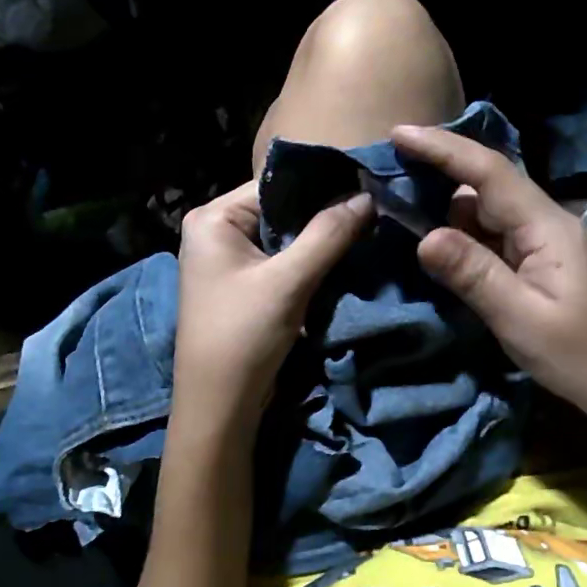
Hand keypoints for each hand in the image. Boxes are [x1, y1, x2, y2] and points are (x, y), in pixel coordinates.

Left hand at [174, 182, 372, 415]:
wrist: (220, 403)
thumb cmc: (244, 334)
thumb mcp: (289, 281)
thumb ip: (329, 235)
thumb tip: (368, 196)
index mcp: (213, 217)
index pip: (276, 183)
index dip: (322, 184)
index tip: (367, 186)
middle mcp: (216, 231)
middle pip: (282, 210)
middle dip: (324, 216)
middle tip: (373, 213)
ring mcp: (229, 261)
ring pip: (286, 239)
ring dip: (320, 243)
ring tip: (365, 234)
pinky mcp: (244, 287)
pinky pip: (282, 263)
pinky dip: (309, 264)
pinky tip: (341, 263)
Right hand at [393, 125, 586, 423]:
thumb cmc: (576, 355)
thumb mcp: (520, 318)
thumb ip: (474, 275)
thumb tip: (424, 236)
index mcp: (548, 227)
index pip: (491, 173)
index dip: (444, 150)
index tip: (399, 133)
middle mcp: (546, 223)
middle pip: (488, 186)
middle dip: (439, 174)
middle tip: (389, 177)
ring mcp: (543, 243)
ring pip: (488, 212)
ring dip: (448, 210)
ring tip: (402, 212)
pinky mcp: (538, 263)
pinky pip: (494, 237)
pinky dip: (464, 238)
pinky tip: (439, 246)